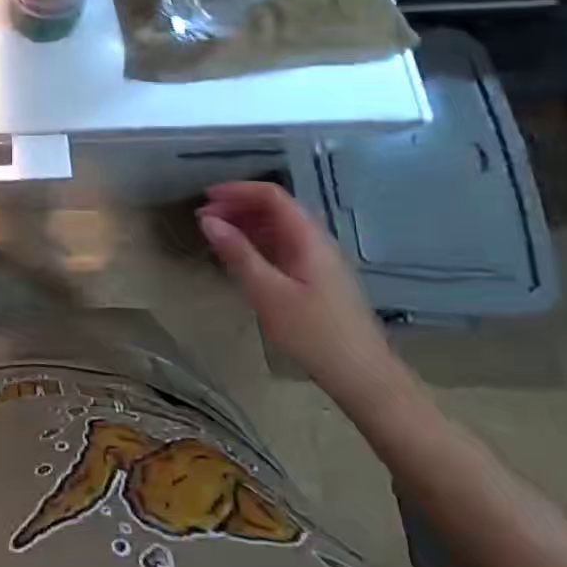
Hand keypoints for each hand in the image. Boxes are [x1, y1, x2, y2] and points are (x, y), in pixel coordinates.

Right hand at [198, 181, 405, 405]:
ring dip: (246, 224)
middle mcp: (316, 240)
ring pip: (279, 227)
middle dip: (238, 206)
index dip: (238, 190)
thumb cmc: (313, 333)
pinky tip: (240, 258)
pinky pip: (283, 246)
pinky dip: (257, 243)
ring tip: (216, 236)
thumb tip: (208, 220)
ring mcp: (318, 259)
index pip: (272, 195)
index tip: (206, 198)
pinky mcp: (317, 278)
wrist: (362, 376)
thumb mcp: (268, 293)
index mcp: (308, 237)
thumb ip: (238, 253)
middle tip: (205, 219)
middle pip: (275, 208)